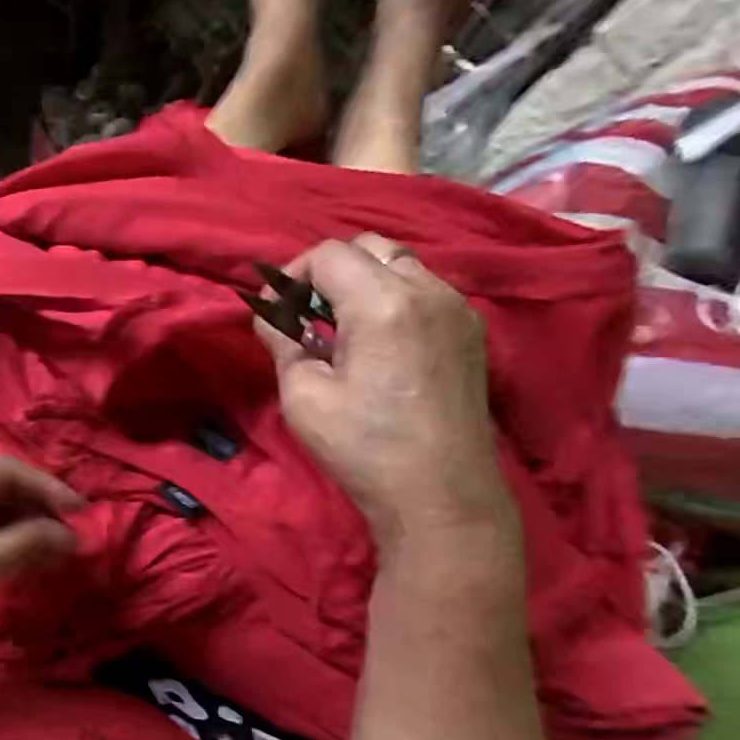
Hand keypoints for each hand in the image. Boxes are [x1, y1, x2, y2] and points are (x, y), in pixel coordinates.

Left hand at [0, 455, 83, 653]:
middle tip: (74, 533)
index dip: (45, 486)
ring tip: (61, 550)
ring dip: (27, 527)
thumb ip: (24, 543)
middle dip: (38, 509)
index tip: (80, 510)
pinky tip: (35, 558)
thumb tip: (72, 536)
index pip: (3, 469)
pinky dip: (9, 542)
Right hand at [255, 234, 512, 548]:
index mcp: (383, 303)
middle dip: (329, 271)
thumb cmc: (361, 446)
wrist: (437, 491)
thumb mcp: (303, 395)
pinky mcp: (469, 332)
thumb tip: (270, 317)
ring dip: (363, 283)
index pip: (330, 254)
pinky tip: (375, 344)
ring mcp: (457, 309)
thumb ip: (284, 343)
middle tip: (304, 314)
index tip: (274, 309)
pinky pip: (425, 291)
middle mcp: (428, 290)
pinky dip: (392, 299)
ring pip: (402, 265)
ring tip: (338, 330)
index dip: (292, 274)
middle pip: (371, 247)